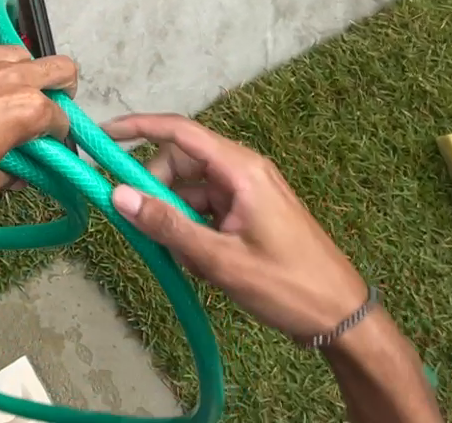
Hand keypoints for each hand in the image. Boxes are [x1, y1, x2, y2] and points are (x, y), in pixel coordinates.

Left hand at [0, 44, 74, 204]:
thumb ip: (7, 178)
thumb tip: (12, 173)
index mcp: (24, 110)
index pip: (62, 118)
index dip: (58, 135)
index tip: (47, 144)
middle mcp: (7, 76)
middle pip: (60, 69)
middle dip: (62, 88)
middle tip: (49, 107)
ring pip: (21, 54)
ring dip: (24, 73)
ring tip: (9, 97)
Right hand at [104, 114, 367, 340]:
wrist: (348, 323)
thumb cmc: (289, 287)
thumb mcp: (221, 261)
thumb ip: (167, 226)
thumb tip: (117, 195)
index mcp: (240, 169)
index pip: (179, 130)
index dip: (137, 127)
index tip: (103, 135)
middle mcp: (242, 169)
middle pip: (179, 161)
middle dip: (155, 189)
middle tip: (139, 222)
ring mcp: (246, 191)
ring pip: (189, 187)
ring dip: (174, 215)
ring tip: (179, 255)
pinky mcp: (248, 211)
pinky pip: (204, 206)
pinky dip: (191, 226)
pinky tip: (196, 260)